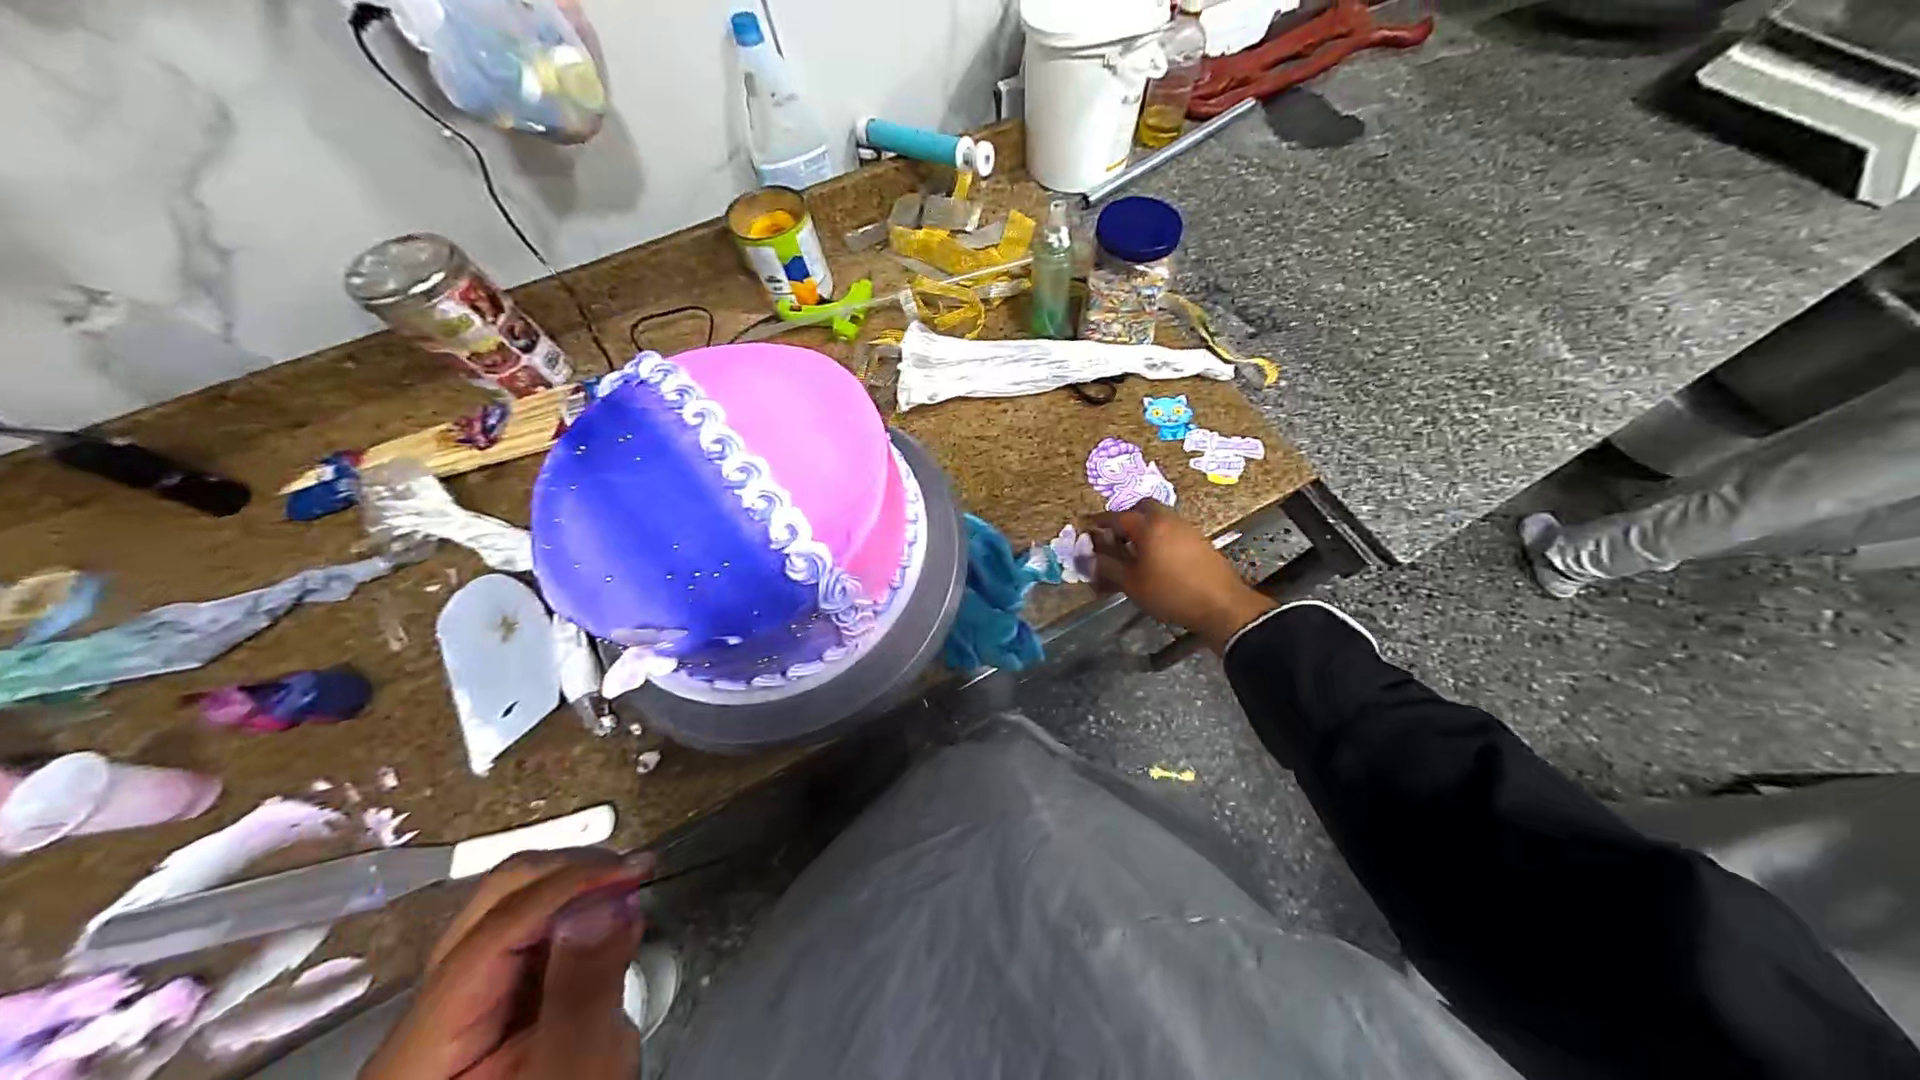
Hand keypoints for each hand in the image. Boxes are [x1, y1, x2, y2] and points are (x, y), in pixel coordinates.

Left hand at [360, 850, 653, 1079]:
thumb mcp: (575, 1072)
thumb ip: (588, 985)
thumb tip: (613, 897)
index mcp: (424, 1041)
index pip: (495, 929)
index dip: (568, 885)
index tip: (635, 868)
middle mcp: (421, 1009)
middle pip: (490, 905)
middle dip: (568, 875)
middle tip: (633, 875)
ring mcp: (447, 1004)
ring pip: (504, 909)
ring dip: (570, 889)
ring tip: (624, 894)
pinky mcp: (477, 1005)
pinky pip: (520, 934)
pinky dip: (566, 914)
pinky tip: (601, 921)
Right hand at [1082, 500, 1274, 651]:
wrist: (1222, 605)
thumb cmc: (1171, 593)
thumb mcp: (1132, 583)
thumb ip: (1107, 566)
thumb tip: (1088, 557)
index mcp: (1148, 526)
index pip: (1115, 517)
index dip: (1096, 523)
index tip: (1084, 528)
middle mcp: (1167, 520)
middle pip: (1141, 508)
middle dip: (1124, 519)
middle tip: (1113, 539)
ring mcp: (1186, 528)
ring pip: (1158, 518)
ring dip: (1142, 528)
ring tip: (1132, 553)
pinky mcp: (1198, 541)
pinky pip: (1171, 530)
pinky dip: (1157, 537)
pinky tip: (1154, 560)